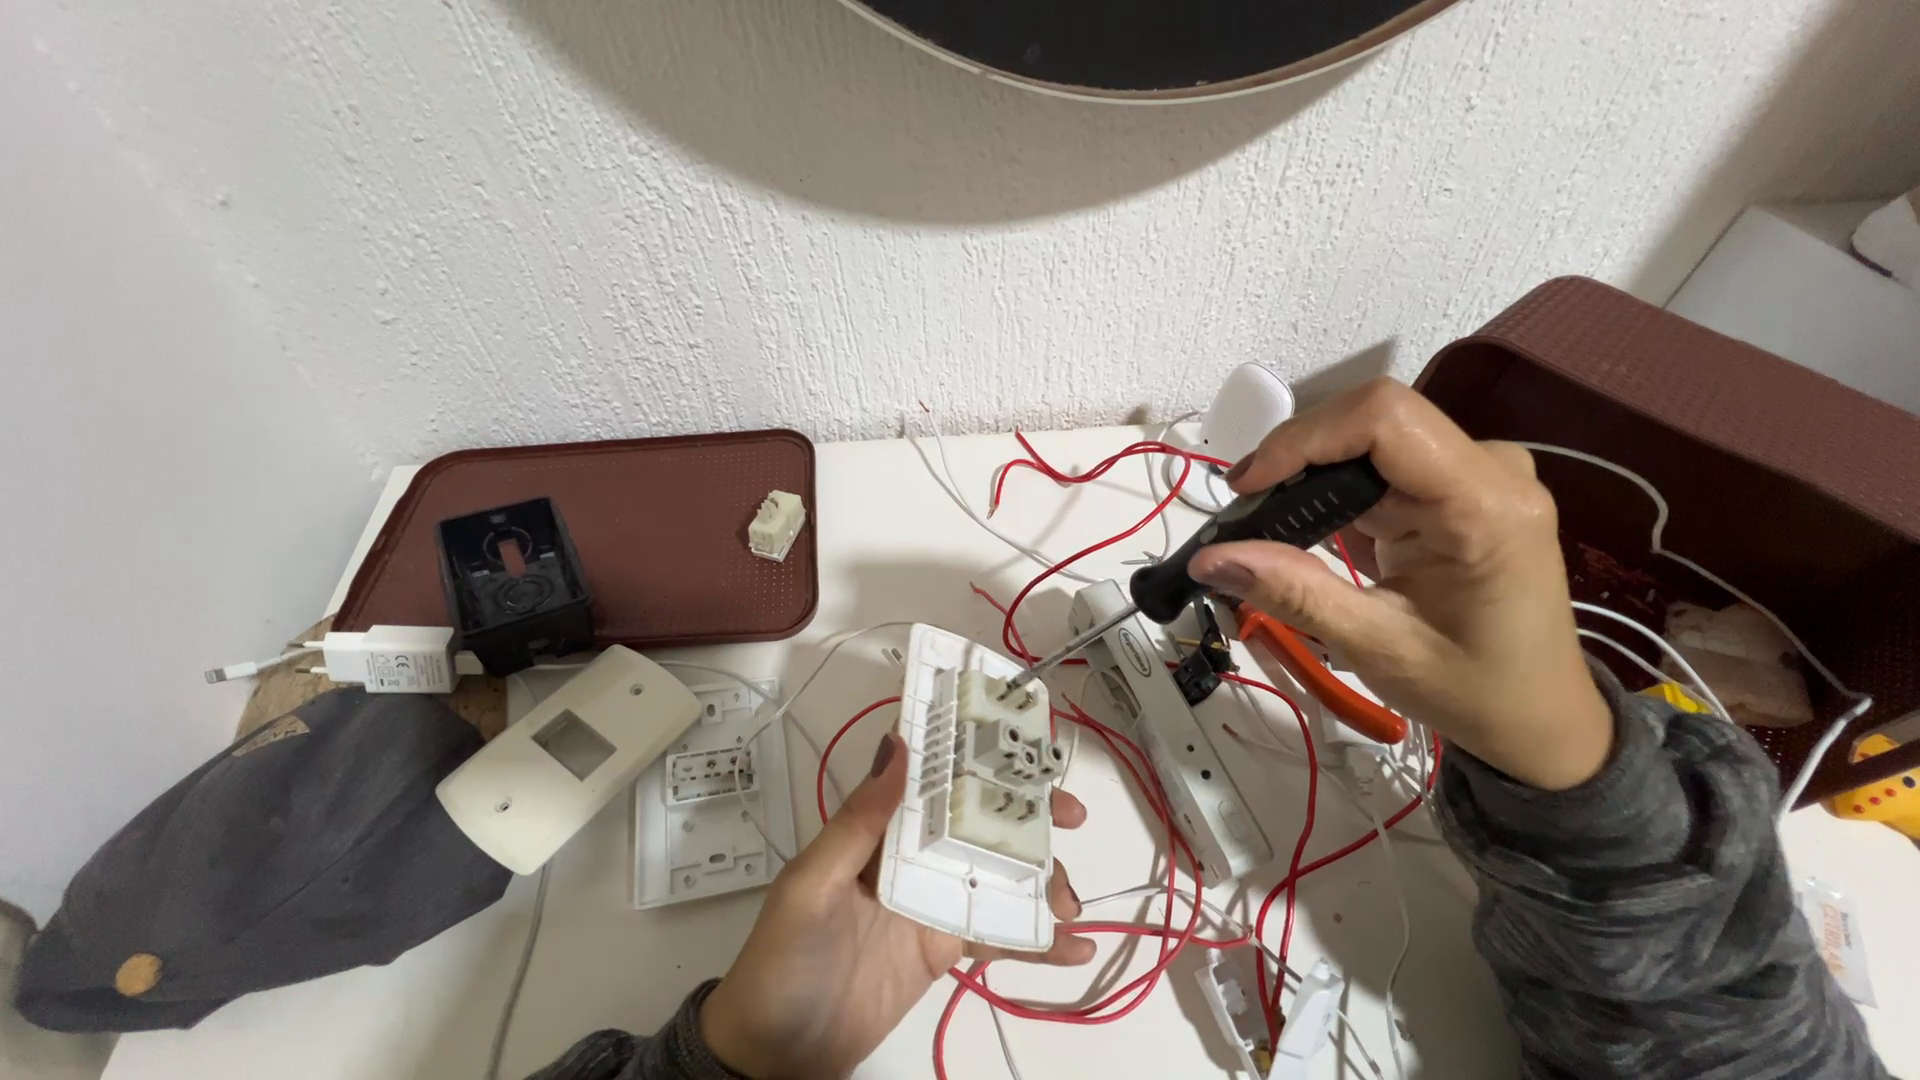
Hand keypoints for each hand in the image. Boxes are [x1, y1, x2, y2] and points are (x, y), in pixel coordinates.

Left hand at [699, 732, 1094, 1078]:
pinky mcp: (944, 948)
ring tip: (1071, 903)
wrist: (780, 1053)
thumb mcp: (812, 884)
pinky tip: (1073, 949)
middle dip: (1029, 815)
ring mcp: (933, 902)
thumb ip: (858, 821)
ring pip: (998, 875)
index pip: (935, 779)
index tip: (1028, 749)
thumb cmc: (785, 958)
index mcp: (881, 829)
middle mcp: (912, 855)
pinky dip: (1037, 941)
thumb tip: (899, 744)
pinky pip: (997, 935)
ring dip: (1041, 880)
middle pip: (980, 823)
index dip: (980, 758)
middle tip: (1072, 817)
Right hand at [1189, 378, 1612, 790]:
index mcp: (1485, 505)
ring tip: (1261, 522)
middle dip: (1296, 455)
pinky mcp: (1455, 487)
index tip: (1247, 487)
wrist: (1538, 716)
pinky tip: (1300, 526)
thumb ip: (1294, 593)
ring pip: (1366, 437)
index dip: (1304, 438)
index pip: (1385, 419)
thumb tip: (1208, 558)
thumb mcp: (1376, 648)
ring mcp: (1473, 474)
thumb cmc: (1471, 689)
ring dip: (1306, 472)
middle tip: (1243, 511)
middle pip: (1370, 420)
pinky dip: (1327, 487)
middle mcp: (1488, 470)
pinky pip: (1376, 464)